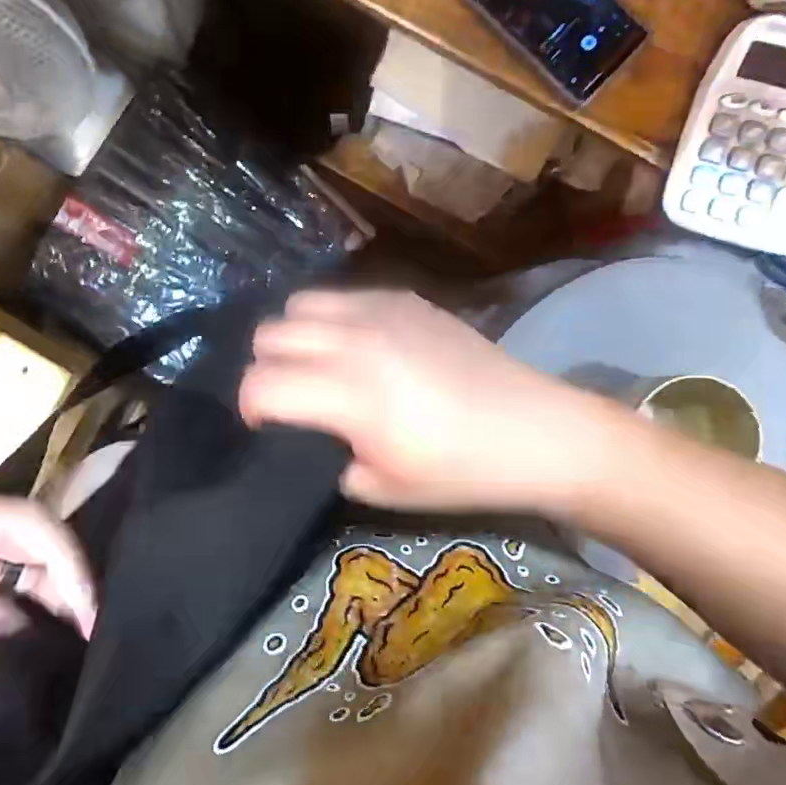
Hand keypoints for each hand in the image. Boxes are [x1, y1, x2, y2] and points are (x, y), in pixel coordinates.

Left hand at [0, 498, 96, 706]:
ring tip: (65, 659)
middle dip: (70, 581)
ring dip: (51, 604)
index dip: (62, 552)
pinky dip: (18, 626)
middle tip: (89, 645)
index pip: (11, 520)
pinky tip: (19, 665)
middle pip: (29, 541)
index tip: (87, 612)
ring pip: (19, 569)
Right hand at [239, 289, 627, 513]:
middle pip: (269, 335)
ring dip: (295, 336)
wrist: (536, 430)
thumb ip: (330, 458)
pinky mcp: (408, 298)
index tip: (264, 427)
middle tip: (292, 399)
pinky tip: (361, 347)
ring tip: (319, 366)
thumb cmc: (462, 472)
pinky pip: (345, 295)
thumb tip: (314, 433)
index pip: (260, 385)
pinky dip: (334, 319)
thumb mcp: (384, 489)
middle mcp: (356, 340)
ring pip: (300, 304)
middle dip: (266, 369)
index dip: (249, 409)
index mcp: (350, 395)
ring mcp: (383, 311)